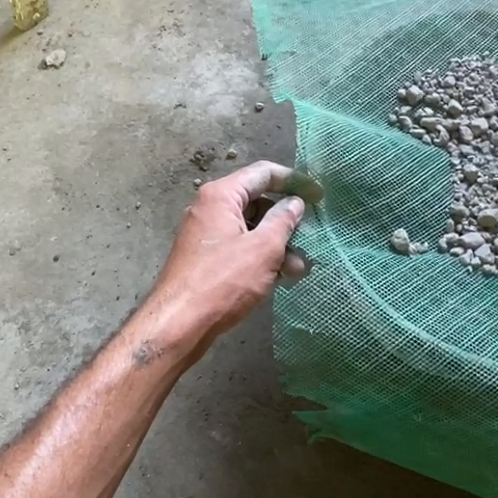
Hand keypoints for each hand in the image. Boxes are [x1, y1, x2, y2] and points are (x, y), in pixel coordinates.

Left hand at [141, 161, 307, 350]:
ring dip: (277, 244)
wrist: (178, 324)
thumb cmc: (223, 281)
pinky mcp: (206, 258)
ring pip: (250, 228)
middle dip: (286, 220)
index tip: (318, 195)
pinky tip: (280, 277)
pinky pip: (240, 247)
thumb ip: (283, 220)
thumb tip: (294, 203)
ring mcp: (206, 234)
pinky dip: (260, 256)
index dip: (294, 181)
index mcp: (221, 195)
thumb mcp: (263, 248)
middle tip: (310, 237)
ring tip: (298, 268)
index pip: (263, 173)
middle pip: (257, 201)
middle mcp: (210, 208)